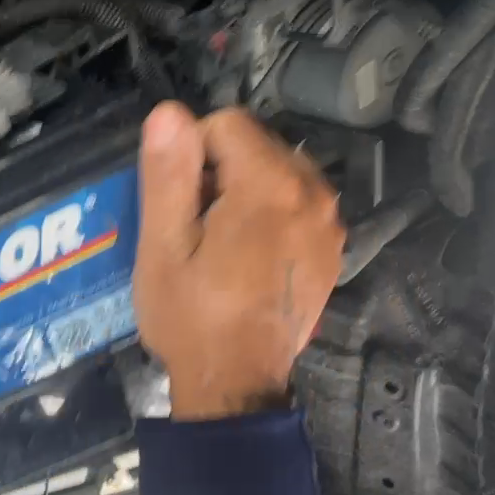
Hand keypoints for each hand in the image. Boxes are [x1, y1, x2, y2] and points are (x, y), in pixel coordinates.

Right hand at [132, 103, 343, 419]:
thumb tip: (168, 113)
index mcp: (268, 186)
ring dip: (243, 194)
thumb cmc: (190, 318)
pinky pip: (296, 206)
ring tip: (217, 248)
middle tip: (191, 231)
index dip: (188, 157)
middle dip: (217, 174)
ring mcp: (329, 222)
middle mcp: (313, 192)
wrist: (235, 381)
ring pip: (278, 175)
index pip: (225, 124)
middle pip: (255, 147)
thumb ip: (167, 178)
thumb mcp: (163, 250)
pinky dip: (269, 218)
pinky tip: (245, 260)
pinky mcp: (332, 248)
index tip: (174, 206)